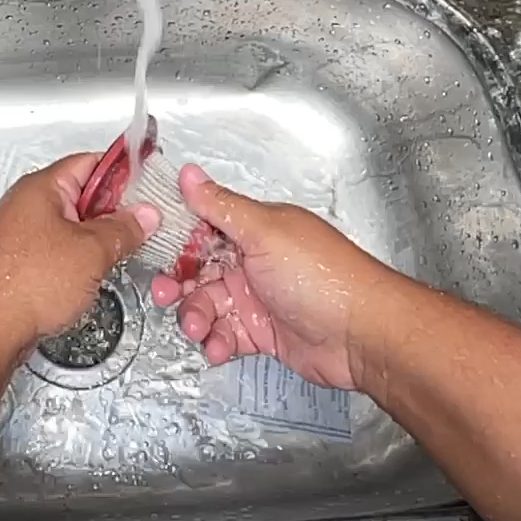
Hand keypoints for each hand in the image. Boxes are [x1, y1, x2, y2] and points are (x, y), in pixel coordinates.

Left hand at [0, 153, 158, 345]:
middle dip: (114, 211)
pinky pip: (58, 252)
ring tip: (118, 254)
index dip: (123, 171)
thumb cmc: (21, 284)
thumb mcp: (90, 252)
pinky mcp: (20, 264)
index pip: (91, 162)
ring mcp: (22, 235)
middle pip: (83, 195)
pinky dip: (78, 261)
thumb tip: (142, 215)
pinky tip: (90, 277)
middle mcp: (28, 205)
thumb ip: (122, 229)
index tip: (149, 183)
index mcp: (43, 187)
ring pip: (71, 227)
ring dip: (96, 239)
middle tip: (142, 225)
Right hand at [150, 165, 417, 389]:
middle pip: (199, 269)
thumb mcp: (265, 232)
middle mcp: (253, 261)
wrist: (365, 337)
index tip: (155, 250)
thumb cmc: (323, 277)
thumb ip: (221, 205)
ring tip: (197, 329)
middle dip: (178, 283)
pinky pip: (225, 334)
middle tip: (166, 294)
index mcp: (254, 230)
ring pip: (208, 304)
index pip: (202, 228)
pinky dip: (216, 342)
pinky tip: (218, 346)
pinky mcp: (262, 332)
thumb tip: (190, 174)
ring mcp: (258, 298)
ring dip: (195, 316)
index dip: (177, 240)